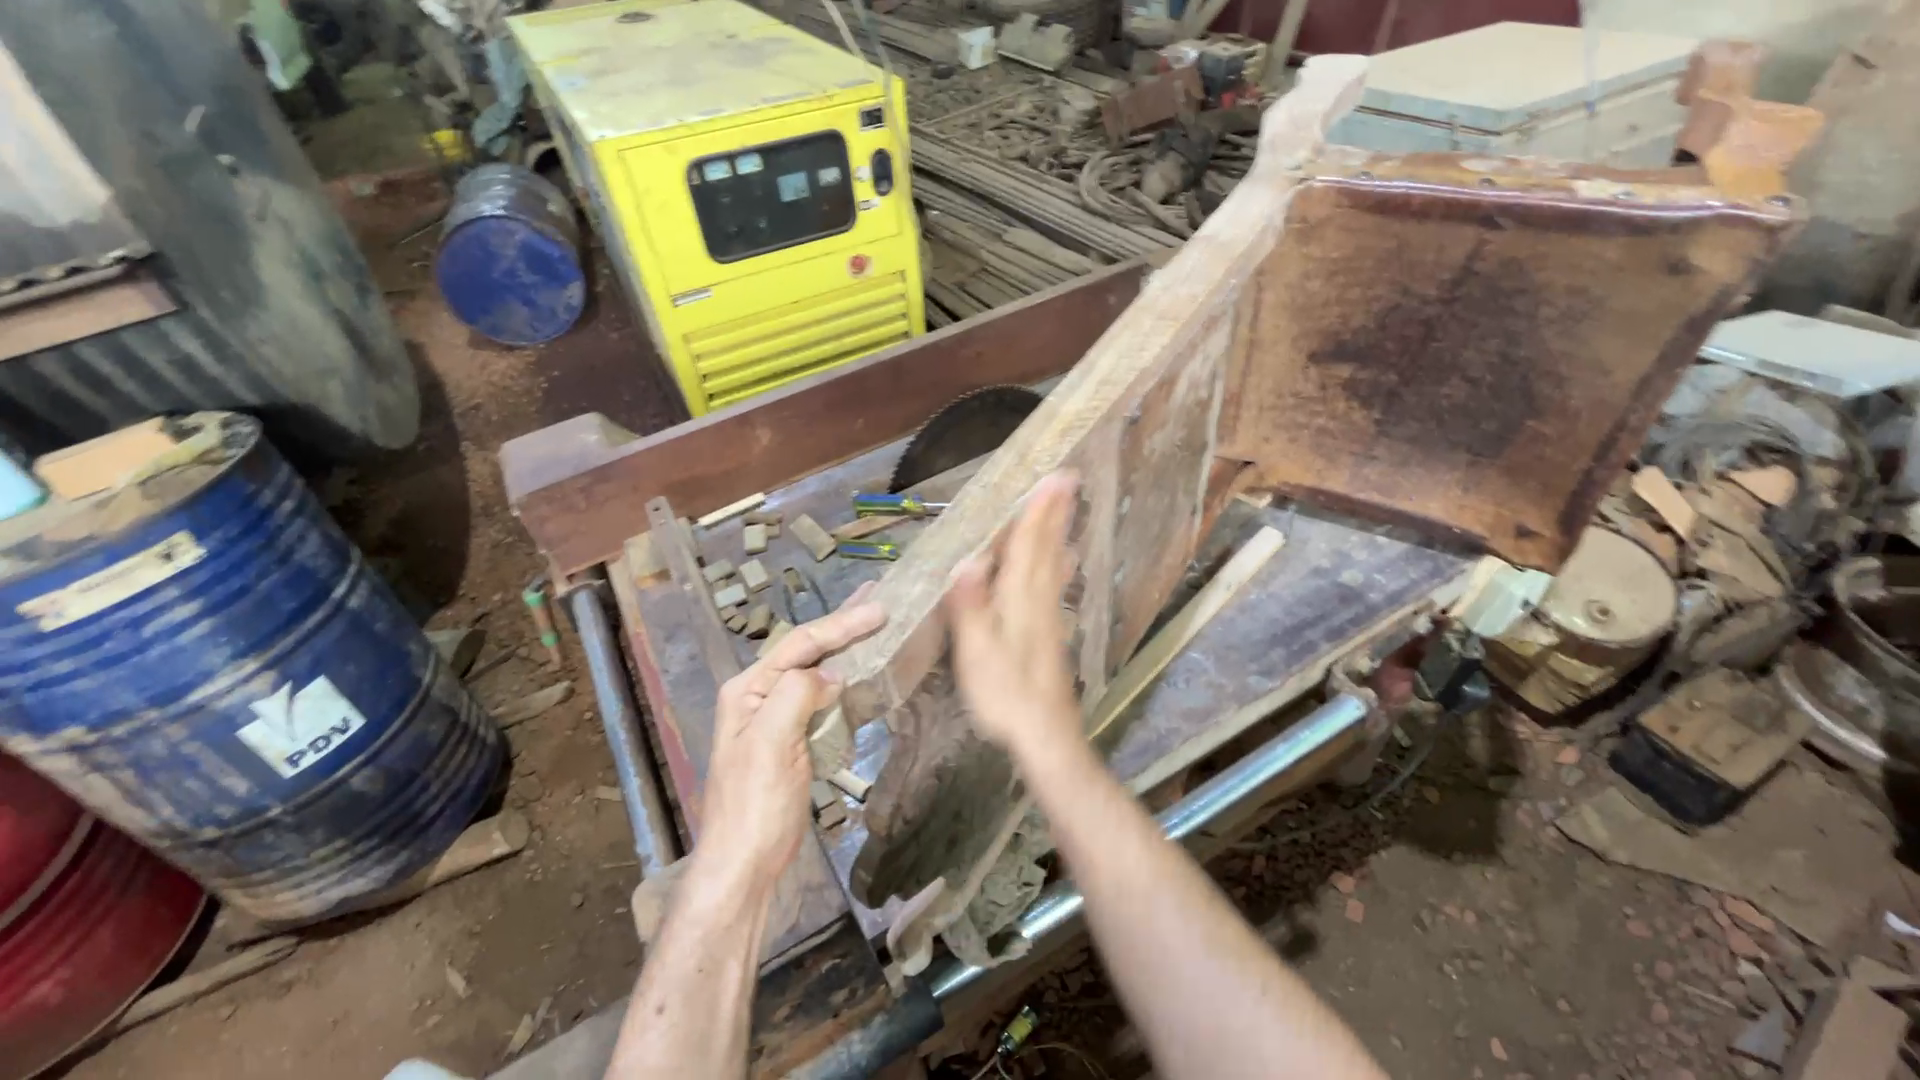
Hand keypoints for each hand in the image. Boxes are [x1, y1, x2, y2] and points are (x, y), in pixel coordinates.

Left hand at [700, 584, 885, 880]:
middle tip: (877, 599)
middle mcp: (760, 697)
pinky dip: (846, 684)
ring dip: (846, 650)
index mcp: (748, 691)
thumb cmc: (754, 805)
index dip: (840, 625)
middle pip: (806, 652)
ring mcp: (777, 720)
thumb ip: (797, 696)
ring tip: (874, 627)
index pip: (798, 645)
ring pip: (816, 674)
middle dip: (842, 626)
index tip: (879, 610)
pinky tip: (862, 676)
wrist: (745, 863)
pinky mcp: (794, 742)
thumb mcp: (770, 743)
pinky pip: (822, 702)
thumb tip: (831, 675)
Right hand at [948, 471, 1082, 760]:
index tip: (1054, 477)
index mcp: (1020, 601)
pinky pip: (1053, 586)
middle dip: (1054, 514)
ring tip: (1066, 510)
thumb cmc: (1005, 695)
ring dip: (1058, 534)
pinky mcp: (1051, 635)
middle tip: (1068, 479)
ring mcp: (1049, 619)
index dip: (1038, 512)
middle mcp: (1039, 602)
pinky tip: (1062, 563)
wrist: (1044, 733)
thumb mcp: (978, 653)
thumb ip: (972, 607)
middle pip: (1046, 550)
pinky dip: (1057, 564)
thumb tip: (966, 562)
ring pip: (1053, 566)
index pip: (1028, 548)